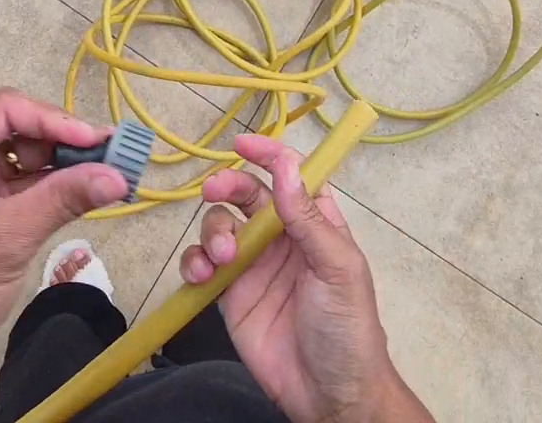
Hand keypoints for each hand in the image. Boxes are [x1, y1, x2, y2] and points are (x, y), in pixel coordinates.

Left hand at [0, 88, 130, 360]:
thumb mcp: (12, 235)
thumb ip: (65, 197)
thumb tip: (120, 176)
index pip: (5, 109)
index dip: (53, 120)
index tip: (95, 141)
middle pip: (15, 124)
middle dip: (60, 139)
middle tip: (106, 155)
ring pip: (22, 148)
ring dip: (59, 160)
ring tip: (99, 172)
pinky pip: (20, 175)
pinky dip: (49, 181)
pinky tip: (81, 188)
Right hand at [180, 135, 431, 422]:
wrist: (327, 396)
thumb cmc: (347, 328)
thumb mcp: (337, 269)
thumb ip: (307, 219)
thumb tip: (286, 167)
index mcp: (313, 223)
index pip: (290, 175)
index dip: (269, 154)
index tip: (243, 144)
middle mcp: (280, 236)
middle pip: (246, 193)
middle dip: (227, 185)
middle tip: (213, 191)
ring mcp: (252, 263)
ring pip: (220, 224)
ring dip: (212, 231)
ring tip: (221, 259)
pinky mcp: (228, 292)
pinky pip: (201, 263)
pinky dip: (194, 261)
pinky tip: (202, 275)